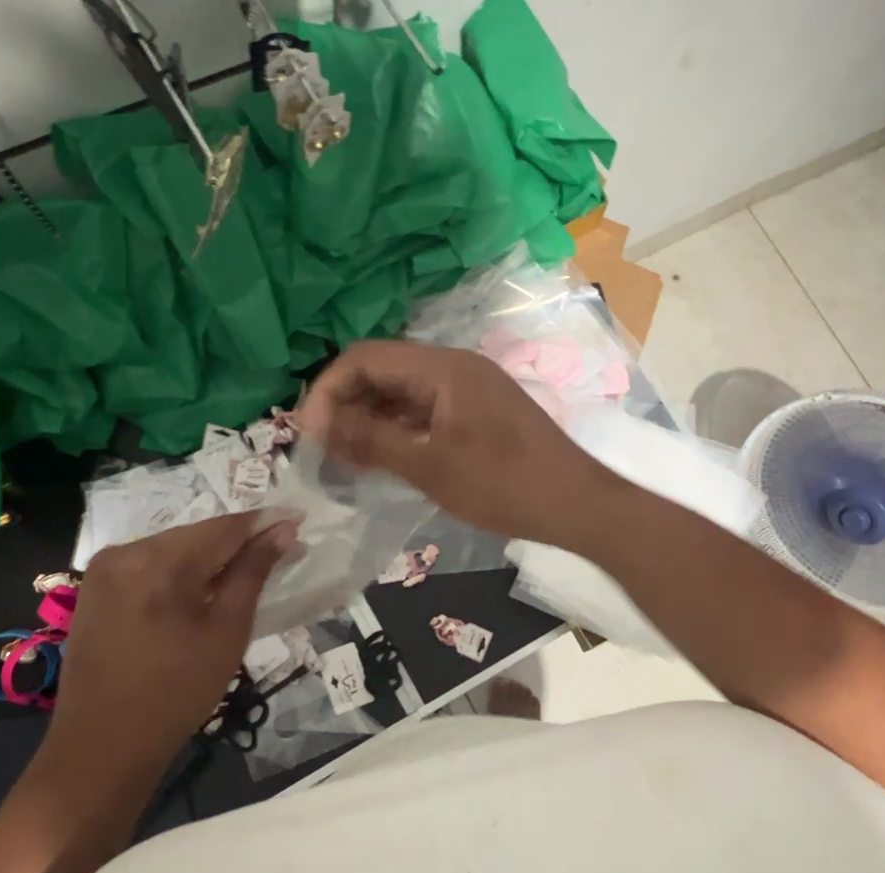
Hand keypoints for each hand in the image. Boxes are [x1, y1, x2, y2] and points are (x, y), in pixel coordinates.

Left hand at [49, 512, 296, 755]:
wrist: (103, 746)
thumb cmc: (177, 693)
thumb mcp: (227, 633)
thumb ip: (253, 574)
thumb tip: (283, 532)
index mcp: (158, 561)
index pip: (223, 527)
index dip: (264, 522)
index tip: (299, 519)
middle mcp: (125, 551)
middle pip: (196, 535)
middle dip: (240, 541)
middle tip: (282, 547)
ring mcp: (104, 570)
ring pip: (173, 549)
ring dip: (211, 556)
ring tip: (250, 568)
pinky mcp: (96, 590)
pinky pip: (150, 566)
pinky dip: (182, 571)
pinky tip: (205, 586)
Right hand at [300, 341, 620, 544]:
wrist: (576, 503)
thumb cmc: (503, 484)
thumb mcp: (429, 465)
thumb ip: (371, 440)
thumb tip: (317, 424)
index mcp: (442, 367)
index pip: (365, 358)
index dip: (328, 390)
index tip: (308, 434)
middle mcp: (455, 367)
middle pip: (383, 371)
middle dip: (347, 405)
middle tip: (323, 450)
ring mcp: (471, 389)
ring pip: (404, 394)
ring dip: (371, 421)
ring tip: (346, 461)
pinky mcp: (480, 413)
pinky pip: (427, 411)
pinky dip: (400, 431)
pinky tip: (383, 461)